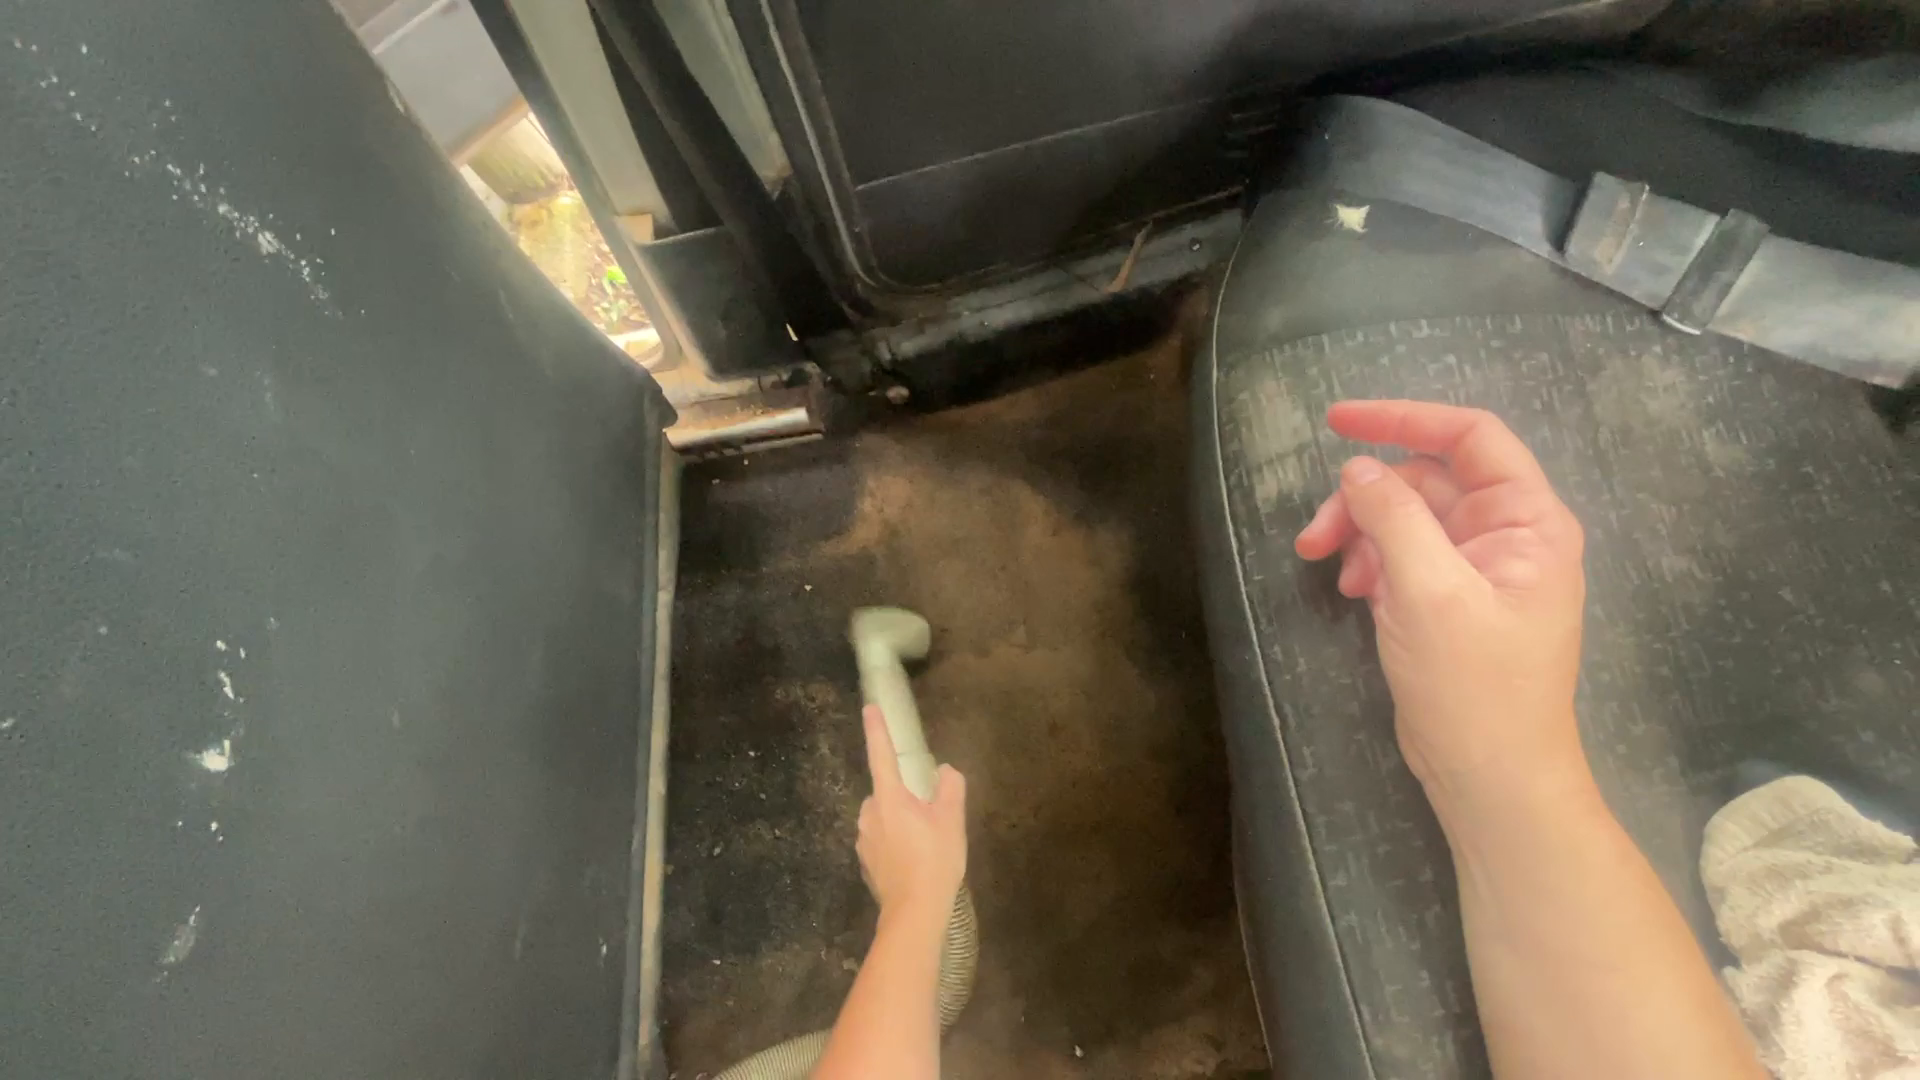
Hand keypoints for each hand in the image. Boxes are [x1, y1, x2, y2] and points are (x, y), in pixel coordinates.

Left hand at [856, 705, 966, 914]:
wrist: (914, 914)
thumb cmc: (934, 860)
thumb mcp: (951, 820)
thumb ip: (950, 787)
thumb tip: (945, 771)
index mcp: (888, 797)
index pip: (880, 754)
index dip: (877, 729)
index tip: (869, 708)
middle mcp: (869, 814)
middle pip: (887, 792)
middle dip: (905, 797)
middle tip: (932, 816)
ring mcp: (864, 840)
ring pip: (884, 817)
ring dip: (901, 822)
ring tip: (927, 843)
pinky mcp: (866, 862)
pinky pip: (882, 841)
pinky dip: (897, 843)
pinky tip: (915, 861)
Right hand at [1293, 401, 1588, 809]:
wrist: (1487, 771)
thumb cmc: (1474, 684)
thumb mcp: (1428, 593)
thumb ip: (1393, 519)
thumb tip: (1356, 467)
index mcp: (1526, 521)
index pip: (1469, 437)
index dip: (1403, 419)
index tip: (1336, 420)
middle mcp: (1503, 533)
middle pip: (1422, 481)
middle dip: (1362, 499)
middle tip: (1312, 537)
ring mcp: (1471, 566)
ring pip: (1401, 517)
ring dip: (1357, 533)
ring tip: (1326, 569)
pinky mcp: (1442, 595)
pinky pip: (1397, 553)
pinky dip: (1367, 561)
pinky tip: (1352, 591)